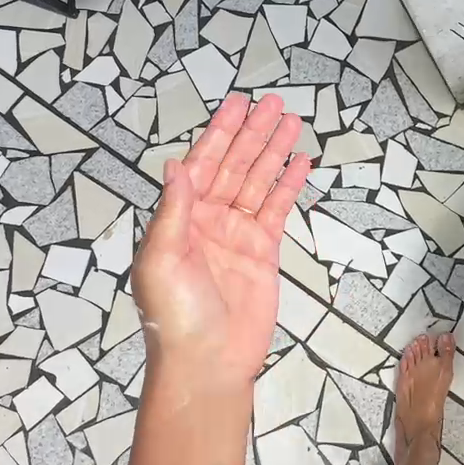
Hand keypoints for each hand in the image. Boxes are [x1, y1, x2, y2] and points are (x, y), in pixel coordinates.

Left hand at [134, 93, 312, 391]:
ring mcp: (238, 233)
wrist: (209, 360)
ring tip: (292, 122)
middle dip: (253, 133)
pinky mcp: (264, 249)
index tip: (237, 105)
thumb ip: (173, 211)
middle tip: (273, 103)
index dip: (220, 133)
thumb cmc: (176, 314)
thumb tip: (174, 164)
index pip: (202, 164)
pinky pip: (278, 208)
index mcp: (180, 219)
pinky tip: (301, 163)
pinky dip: (289, 184)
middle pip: (235, 165)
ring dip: (275, 151)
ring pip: (259, 181)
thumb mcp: (161, 260)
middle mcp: (208, 219)